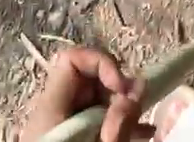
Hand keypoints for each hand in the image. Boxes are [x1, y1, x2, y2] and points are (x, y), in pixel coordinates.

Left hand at [16, 47, 149, 141]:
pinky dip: (117, 126)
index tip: (122, 87)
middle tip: (135, 113)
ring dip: (122, 110)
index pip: (72, 60)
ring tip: (143, 130)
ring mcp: (62, 131)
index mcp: (50, 110)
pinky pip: (95, 123)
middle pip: (88, 79)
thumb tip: (136, 89)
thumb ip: (119, 120)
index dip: (101, 62)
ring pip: (96, 102)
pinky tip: (140, 137)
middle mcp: (52, 114)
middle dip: (118, 89)